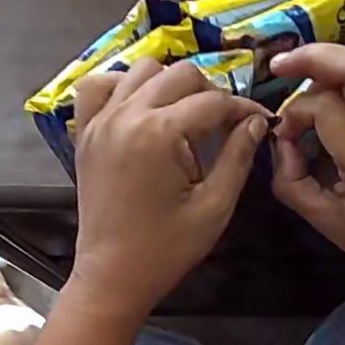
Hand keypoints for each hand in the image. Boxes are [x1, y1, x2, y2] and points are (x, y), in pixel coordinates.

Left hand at [67, 60, 268, 318]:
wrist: (113, 275)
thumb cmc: (166, 249)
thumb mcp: (214, 208)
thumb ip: (237, 158)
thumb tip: (256, 123)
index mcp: (160, 134)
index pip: (213, 102)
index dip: (243, 110)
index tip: (259, 123)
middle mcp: (126, 115)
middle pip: (179, 74)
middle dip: (210, 93)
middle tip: (223, 125)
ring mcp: (100, 121)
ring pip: (142, 69)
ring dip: (171, 85)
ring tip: (185, 117)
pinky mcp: (85, 133)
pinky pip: (99, 85)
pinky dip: (123, 86)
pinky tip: (141, 107)